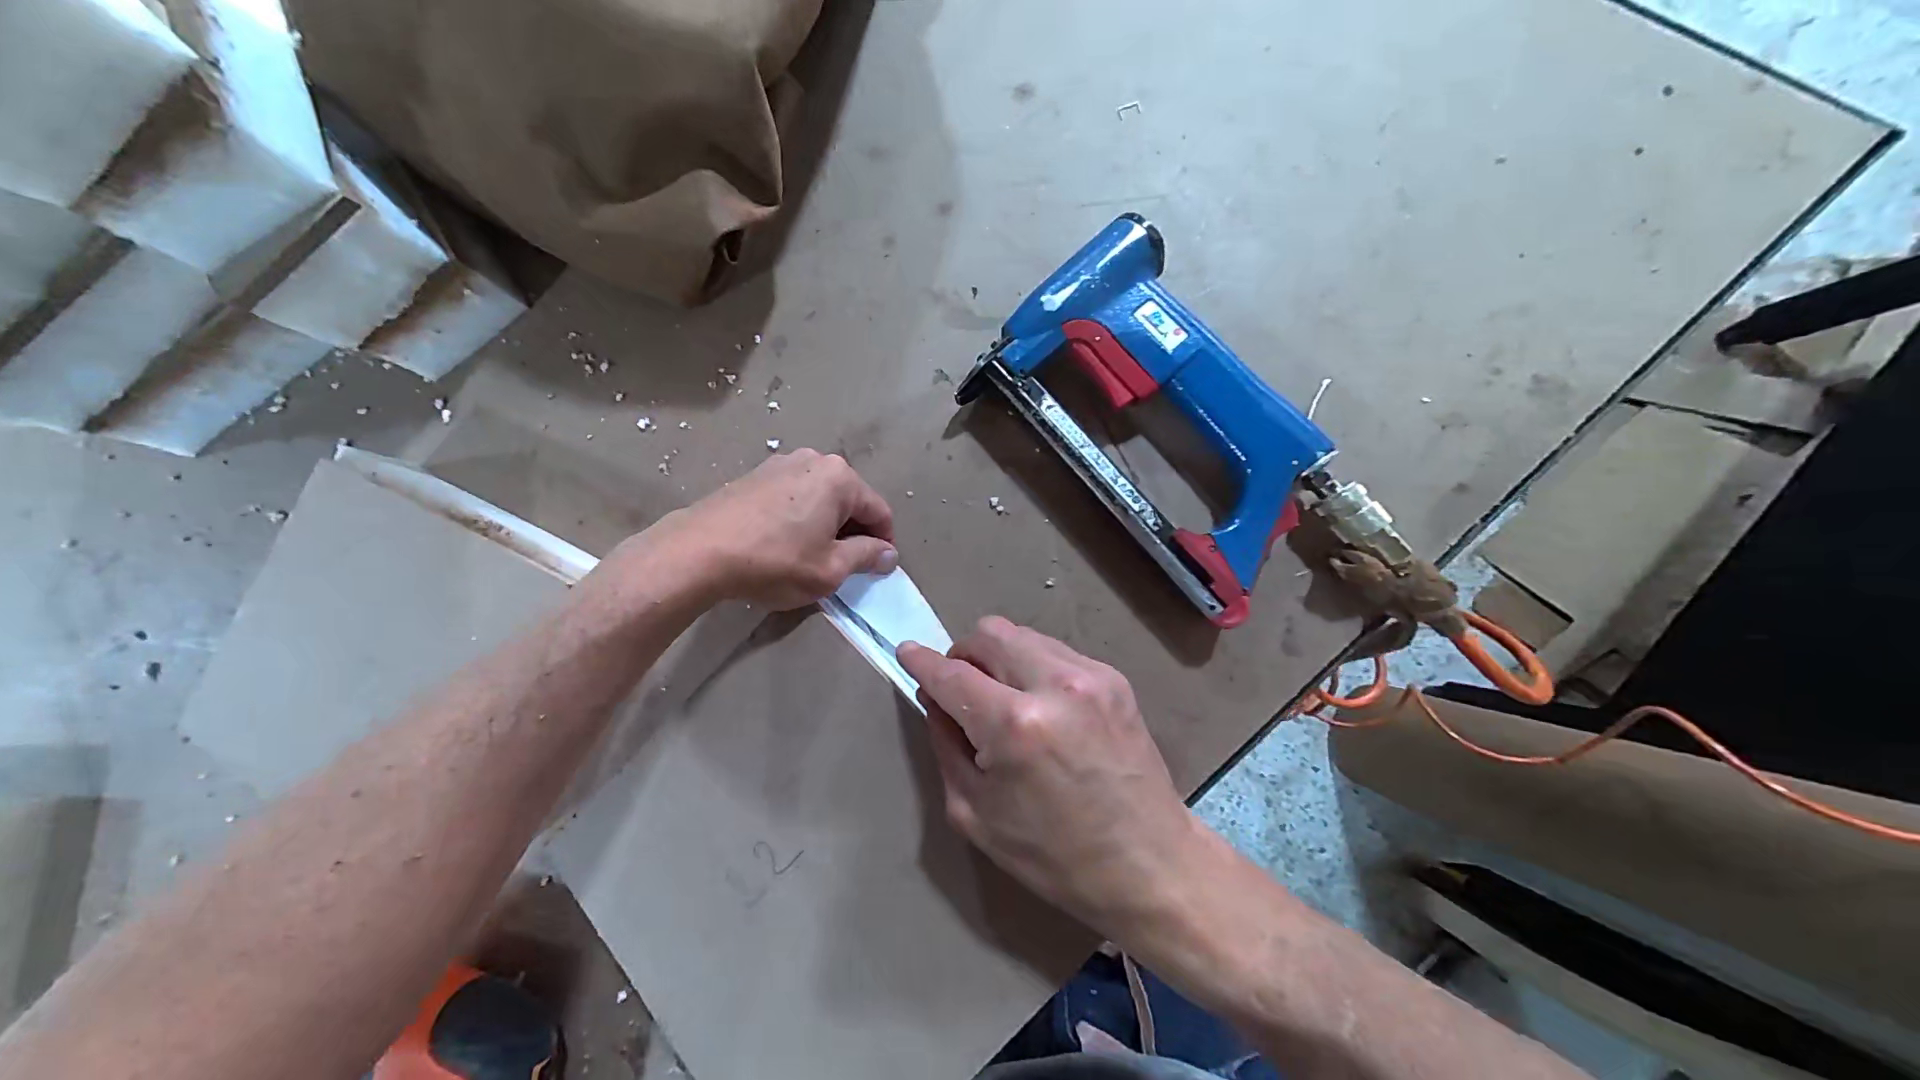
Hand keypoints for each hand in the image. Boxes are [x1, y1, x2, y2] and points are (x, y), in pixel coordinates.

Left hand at [631, 449, 897, 609]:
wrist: (698, 552)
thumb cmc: (775, 562)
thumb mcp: (830, 570)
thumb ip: (866, 557)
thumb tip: (888, 553)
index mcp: (839, 478)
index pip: (879, 511)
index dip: (884, 544)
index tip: (878, 569)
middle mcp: (814, 460)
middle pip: (850, 499)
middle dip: (854, 532)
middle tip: (846, 566)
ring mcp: (780, 464)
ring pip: (820, 497)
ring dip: (826, 524)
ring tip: (813, 556)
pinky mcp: (754, 475)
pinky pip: (793, 496)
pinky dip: (800, 517)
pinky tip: (785, 543)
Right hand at [898, 618, 1205, 936]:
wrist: (1149, 863)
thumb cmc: (1054, 855)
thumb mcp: (975, 812)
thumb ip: (946, 745)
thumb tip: (935, 698)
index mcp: (1014, 725)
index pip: (951, 673)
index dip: (921, 661)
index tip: (906, 652)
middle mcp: (1054, 684)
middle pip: (987, 633)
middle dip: (962, 656)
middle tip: (962, 692)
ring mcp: (1090, 675)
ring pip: (1021, 634)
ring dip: (999, 658)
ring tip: (1003, 699)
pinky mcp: (1114, 678)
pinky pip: (1054, 651)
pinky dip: (1033, 667)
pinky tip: (1041, 705)